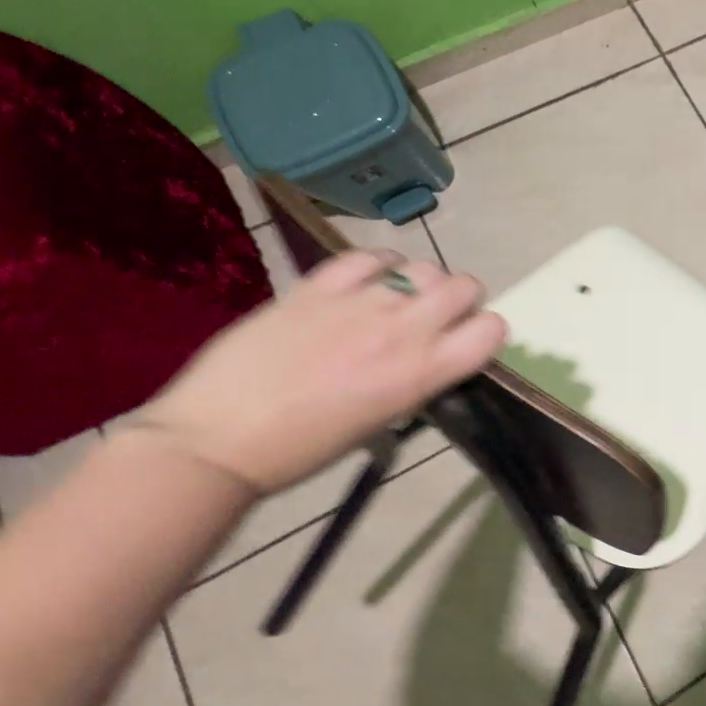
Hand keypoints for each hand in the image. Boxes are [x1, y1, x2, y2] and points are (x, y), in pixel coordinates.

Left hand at [132, 250, 507, 493]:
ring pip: (421, 267)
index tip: (465, 341)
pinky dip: (378, 263)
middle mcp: (403, 332)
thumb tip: (431, 353)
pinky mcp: (318, 289)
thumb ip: (416, 378)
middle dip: (460, 298)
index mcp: (423, 373)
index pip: (491, 329)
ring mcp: (360, 305)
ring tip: (395, 298)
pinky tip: (368, 278)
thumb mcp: (382, 420)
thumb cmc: (303, 448)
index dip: (485, 331)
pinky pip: (368, 256)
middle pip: (466, 286)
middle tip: (435, 316)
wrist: (214, 442)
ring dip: (419, 281)